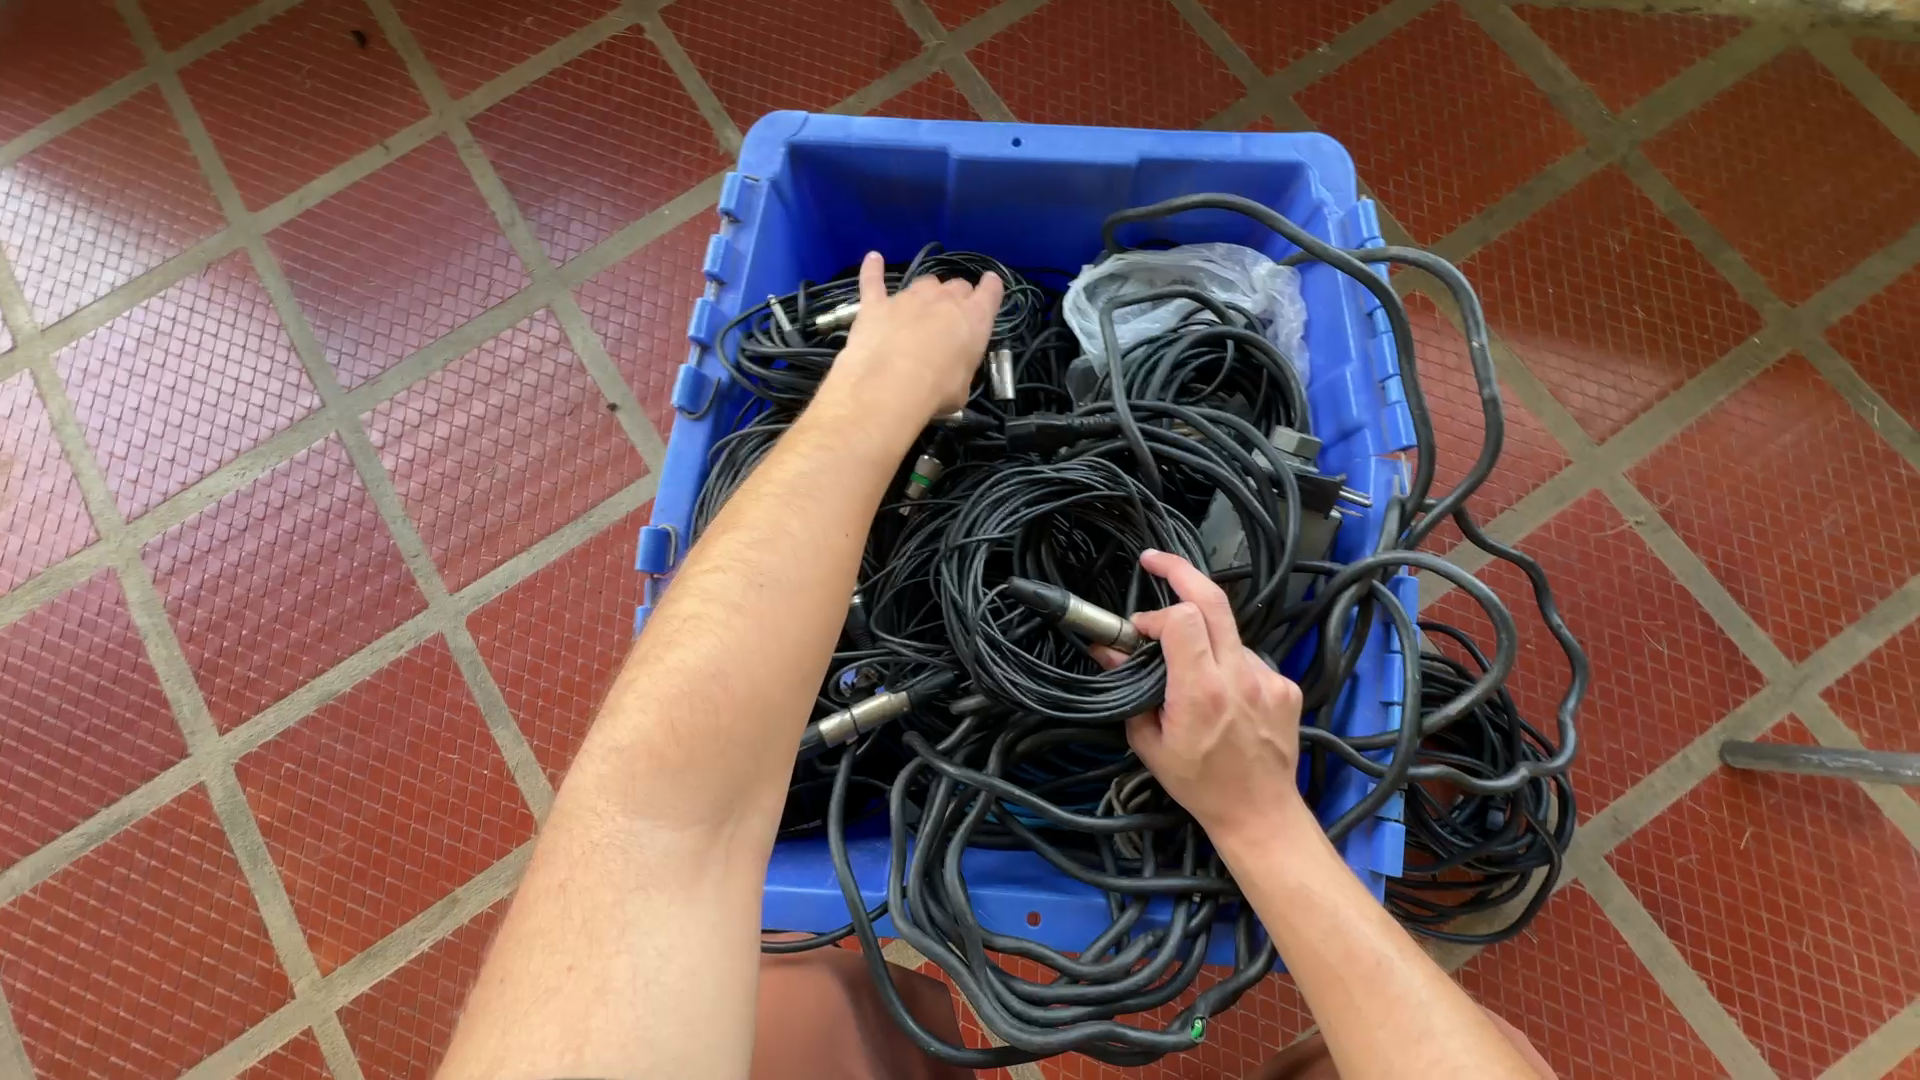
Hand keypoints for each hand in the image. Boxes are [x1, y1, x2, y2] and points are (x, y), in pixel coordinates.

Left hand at [825, 251, 1003, 417]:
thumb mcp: (962, 388)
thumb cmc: (936, 391)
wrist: (891, 386)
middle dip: (957, 297)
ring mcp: (908, 298)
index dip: (990, 288)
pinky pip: (874, 280)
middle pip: (956, 286)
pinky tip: (873, 259)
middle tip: (951, 317)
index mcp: (974, 319)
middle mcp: (944, 300)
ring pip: (923, 283)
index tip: (990, 286)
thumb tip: (952, 375)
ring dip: (926, 293)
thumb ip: (960, 370)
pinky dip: (873, 270)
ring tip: (921, 307)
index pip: (990, 292)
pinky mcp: (876, 304)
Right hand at [1111, 550, 1306, 845]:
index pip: (1181, 619)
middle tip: (1153, 559)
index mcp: (1202, 692)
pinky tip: (1219, 692)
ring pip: (1227, 631)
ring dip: (1201, 635)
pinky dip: (1224, 660)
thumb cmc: (1197, 783)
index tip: (1138, 632)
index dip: (1153, 615)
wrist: (1260, 813)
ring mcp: (1268, 677)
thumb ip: (1128, 690)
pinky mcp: (1285, 684)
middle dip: (1179, 570)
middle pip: (1213, 600)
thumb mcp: (1149, 741)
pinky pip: (1245, 655)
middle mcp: (1239, 676)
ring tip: (1188, 670)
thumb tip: (1106, 650)